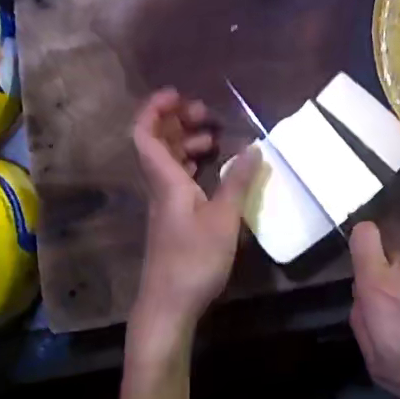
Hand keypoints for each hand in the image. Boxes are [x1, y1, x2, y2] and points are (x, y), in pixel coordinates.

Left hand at [131, 88, 260, 334]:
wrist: (168, 304)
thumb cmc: (193, 260)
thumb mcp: (224, 219)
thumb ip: (238, 182)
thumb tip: (254, 147)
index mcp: (164, 179)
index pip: (145, 134)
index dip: (155, 109)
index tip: (179, 94)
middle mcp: (159, 185)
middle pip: (156, 141)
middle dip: (177, 120)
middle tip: (207, 114)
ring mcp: (164, 201)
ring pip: (167, 159)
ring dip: (185, 141)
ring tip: (216, 137)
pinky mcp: (172, 217)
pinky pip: (176, 176)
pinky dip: (191, 164)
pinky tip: (212, 167)